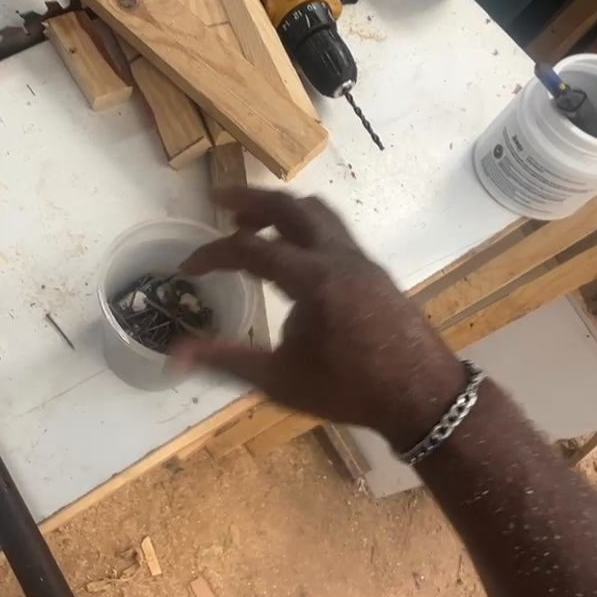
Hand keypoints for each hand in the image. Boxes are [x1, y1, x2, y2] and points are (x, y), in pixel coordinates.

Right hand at [174, 188, 468, 445]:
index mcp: (314, 280)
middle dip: (250, 199)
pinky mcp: (373, 271)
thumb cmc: (348, 392)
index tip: (187, 268)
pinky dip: (303, 227)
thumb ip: (225, 360)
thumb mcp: (279, 379)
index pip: (250, 250)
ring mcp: (361, 261)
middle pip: (290, 207)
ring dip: (280, 210)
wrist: (423, 398)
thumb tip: (173, 357)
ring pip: (317, 213)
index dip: (213, 254)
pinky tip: (291, 254)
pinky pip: (333, 230)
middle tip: (218, 198)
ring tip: (250, 222)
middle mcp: (339, 258)